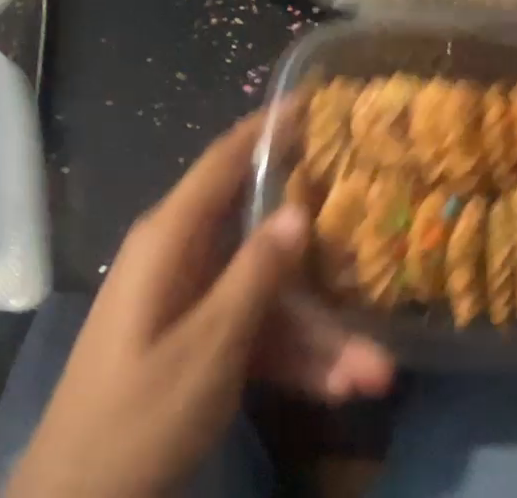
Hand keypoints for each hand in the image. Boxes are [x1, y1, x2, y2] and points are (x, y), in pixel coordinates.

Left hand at [10, 112, 393, 497]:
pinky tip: (341, 388)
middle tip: (378, 242)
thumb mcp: (208, 347)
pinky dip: (291, 357)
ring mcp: (190, 301)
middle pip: (261, 234)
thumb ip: (255, 276)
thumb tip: (298, 210)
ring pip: (267, 295)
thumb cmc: (139, 415)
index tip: (319, 101)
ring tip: (376, 372)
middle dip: (321, 258)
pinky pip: (253, 331)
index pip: (225, 161)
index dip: (269, 127)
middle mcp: (182, 257)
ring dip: (318, 332)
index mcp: (171, 238)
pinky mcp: (197, 339)